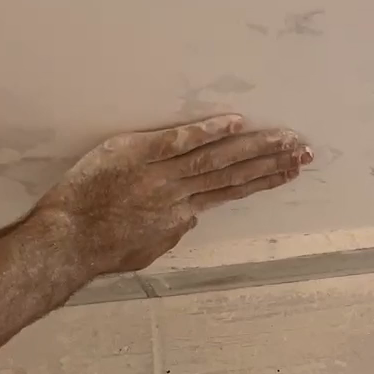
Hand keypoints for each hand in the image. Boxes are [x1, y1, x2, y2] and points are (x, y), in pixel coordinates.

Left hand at [35, 114, 310, 274]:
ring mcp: (163, 174)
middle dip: (273, 162)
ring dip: (255, 147)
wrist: (68, 242)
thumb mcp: (146, 249)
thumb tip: (191, 217)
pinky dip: (208, 131)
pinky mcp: (139, 154)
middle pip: (235, 174)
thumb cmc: (102, 251)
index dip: (263, 181)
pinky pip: (179, 141)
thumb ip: (172, 231)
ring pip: (217, 158)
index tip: (289, 171)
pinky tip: (236, 122)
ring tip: (287, 140)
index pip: (231, 193)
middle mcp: (181, 193)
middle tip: (306, 152)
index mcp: (183, 215)